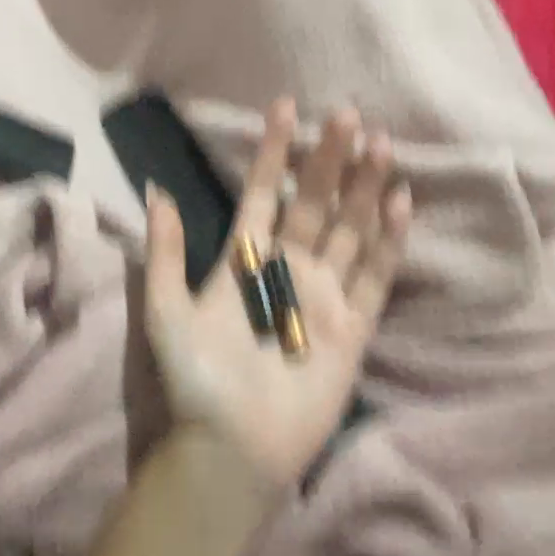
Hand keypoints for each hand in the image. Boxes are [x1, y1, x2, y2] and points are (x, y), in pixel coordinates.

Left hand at [141, 99, 411, 489]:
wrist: (229, 448)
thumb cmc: (195, 380)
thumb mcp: (165, 311)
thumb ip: (164, 253)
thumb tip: (154, 191)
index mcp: (244, 259)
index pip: (263, 193)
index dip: (273, 152)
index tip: (285, 106)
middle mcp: (288, 268)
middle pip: (315, 203)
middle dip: (329, 159)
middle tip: (347, 114)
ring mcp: (323, 296)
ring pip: (351, 230)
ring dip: (364, 188)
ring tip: (380, 144)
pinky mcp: (352, 329)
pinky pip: (376, 277)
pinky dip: (389, 241)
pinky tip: (400, 202)